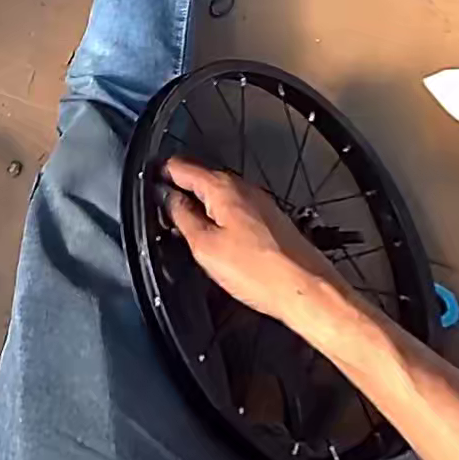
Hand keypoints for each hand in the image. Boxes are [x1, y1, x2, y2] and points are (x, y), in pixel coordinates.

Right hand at [163, 157, 355, 330]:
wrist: (311, 293)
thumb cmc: (259, 272)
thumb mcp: (205, 246)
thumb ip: (180, 215)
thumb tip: (167, 197)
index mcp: (221, 187)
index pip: (180, 166)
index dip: (159, 174)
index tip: (147, 186)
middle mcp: (241, 187)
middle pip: (200, 178)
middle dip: (179, 191)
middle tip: (164, 213)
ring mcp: (259, 202)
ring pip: (218, 194)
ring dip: (200, 205)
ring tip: (188, 230)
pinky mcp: (271, 219)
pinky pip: (235, 208)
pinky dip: (219, 216)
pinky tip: (218, 240)